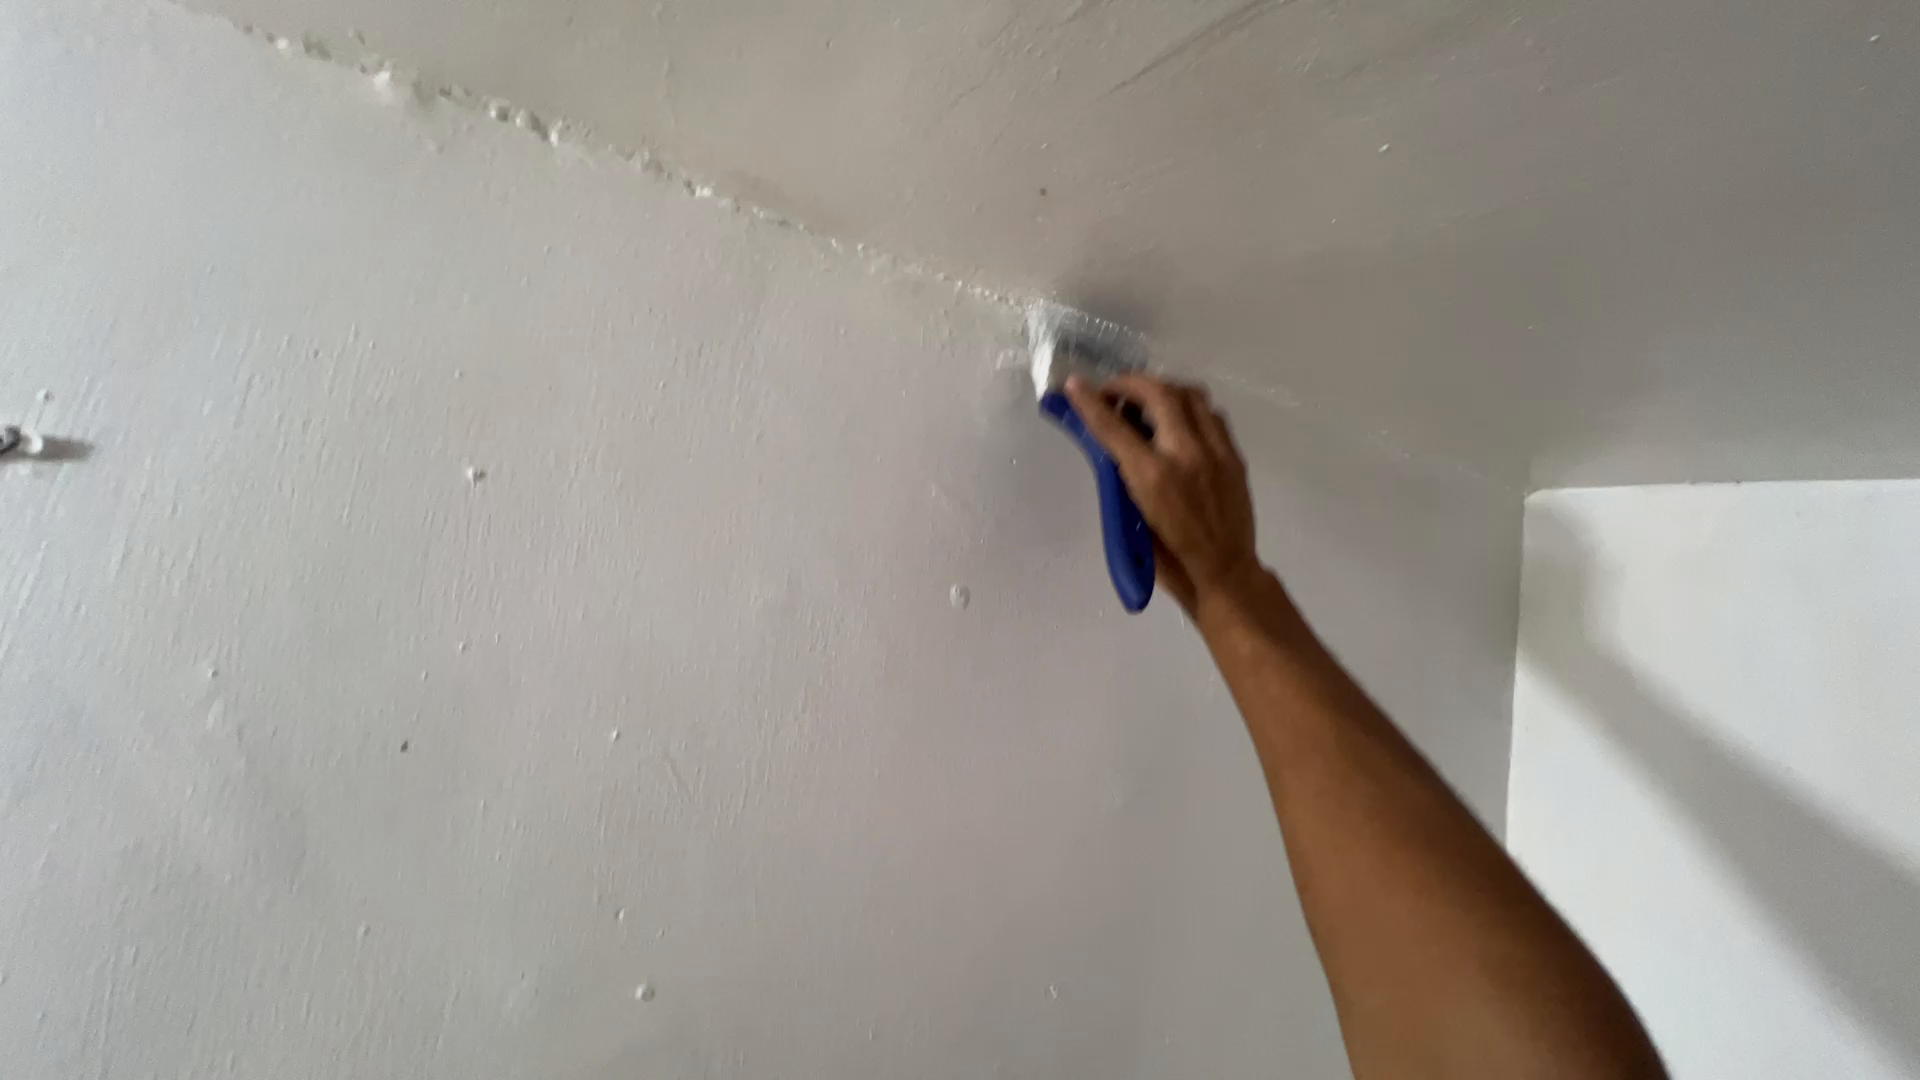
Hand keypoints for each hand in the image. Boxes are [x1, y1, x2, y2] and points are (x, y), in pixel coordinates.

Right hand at [1064, 373, 1260, 613]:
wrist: (1223, 570)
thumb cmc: (1167, 557)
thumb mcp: (1131, 515)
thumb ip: (1122, 474)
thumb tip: (1112, 441)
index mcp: (1152, 476)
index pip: (1114, 427)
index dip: (1090, 402)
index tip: (1073, 384)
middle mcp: (1185, 454)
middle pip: (1157, 393)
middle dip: (1129, 384)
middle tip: (1112, 391)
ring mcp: (1214, 451)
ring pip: (1190, 394)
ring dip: (1162, 389)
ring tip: (1146, 400)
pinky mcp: (1233, 455)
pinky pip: (1210, 414)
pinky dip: (1189, 407)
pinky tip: (1177, 420)